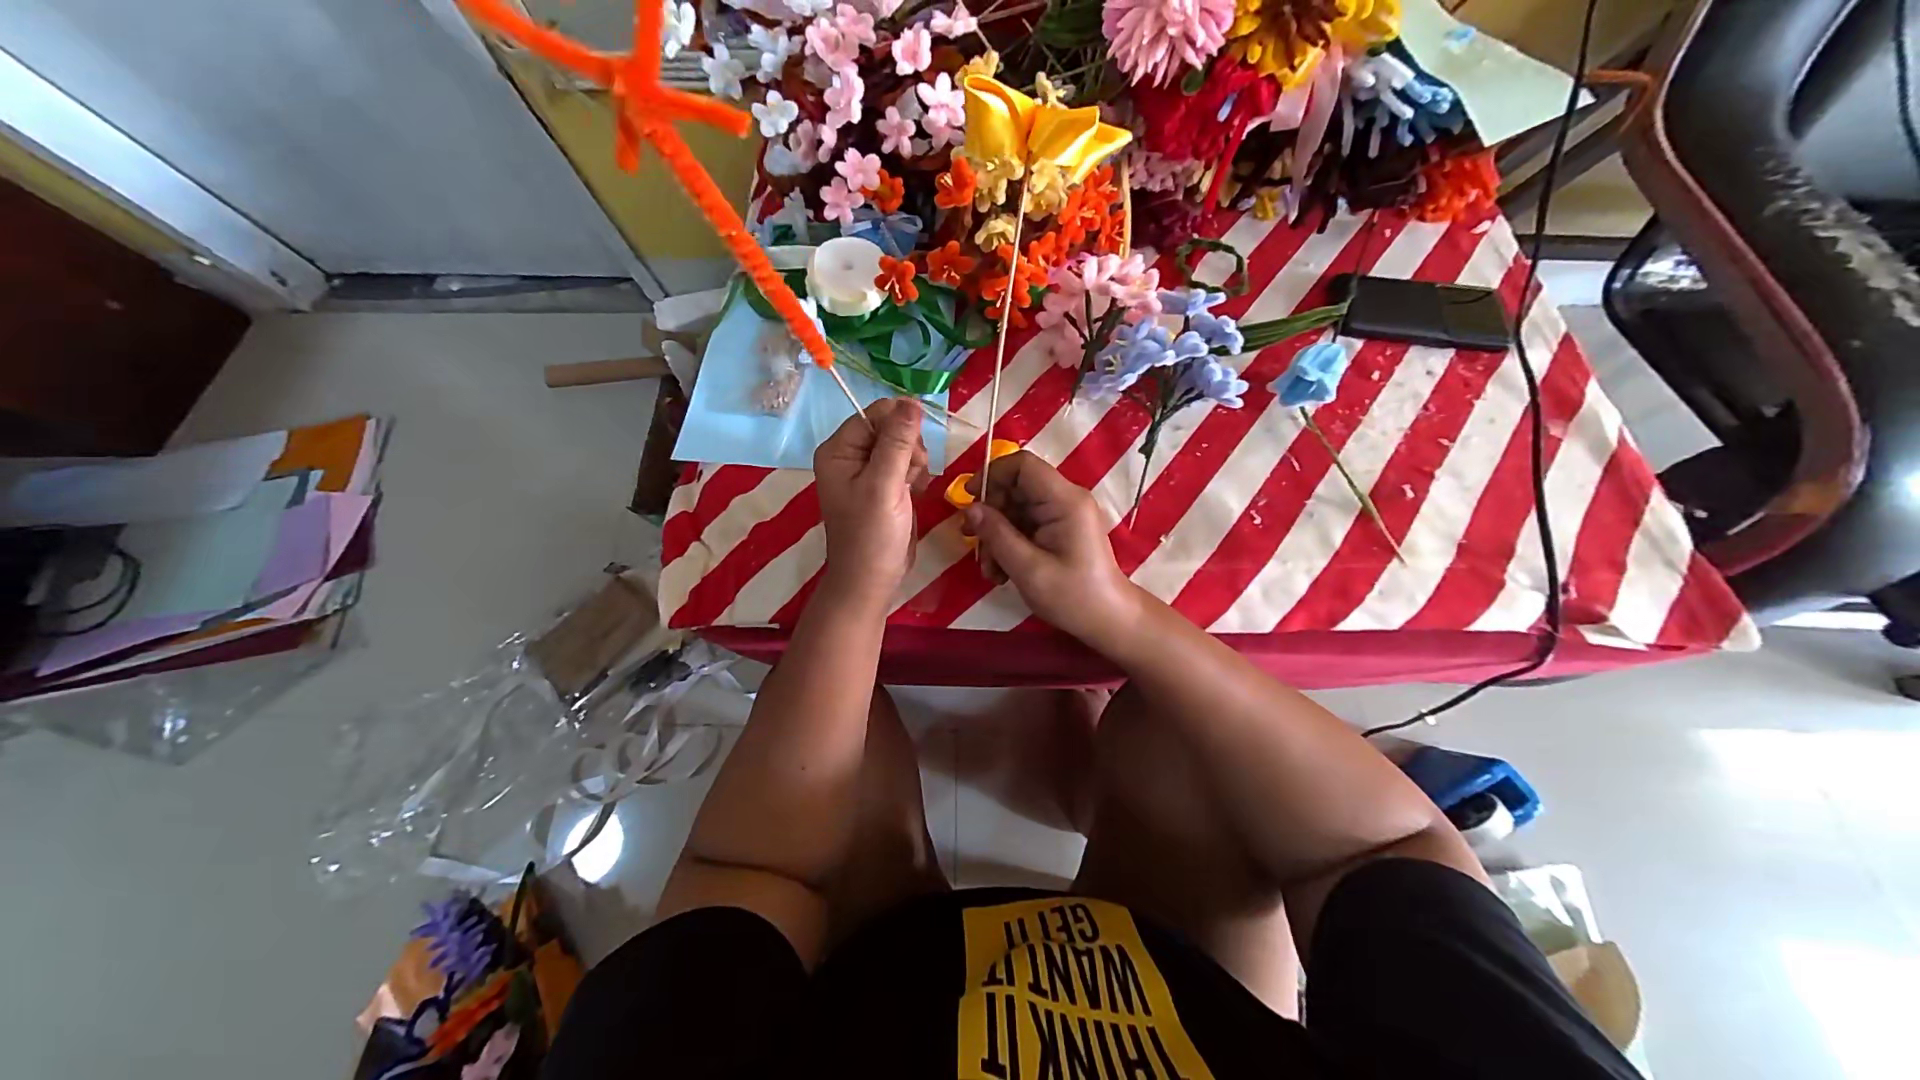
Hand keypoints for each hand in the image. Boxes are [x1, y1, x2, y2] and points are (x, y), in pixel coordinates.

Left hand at [814, 398, 928, 604]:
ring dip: (915, 461)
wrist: (872, 580)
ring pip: (903, 444)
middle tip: (910, 475)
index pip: (874, 414)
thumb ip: (897, 442)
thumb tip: (912, 402)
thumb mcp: (883, 485)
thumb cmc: (871, 535)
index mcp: (838, 450)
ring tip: (912, 487)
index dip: (899, 425)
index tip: (914, 450)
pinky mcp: (885, 485)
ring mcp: (867, 471)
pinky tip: (915, 492)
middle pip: (891, 426)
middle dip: (909, 446)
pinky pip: (906, 463)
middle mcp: (850, 456)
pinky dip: (916, 474)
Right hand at [961, 451, 1141, 645]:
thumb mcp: (1028, 568)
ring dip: (996, 535)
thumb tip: (971, 509)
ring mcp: (1063, 514)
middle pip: (1016, 487)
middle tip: (972, 542)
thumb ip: (997, 534)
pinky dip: (1009, 544)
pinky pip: (1025, 524)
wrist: (1107, 620)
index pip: (1023, 465)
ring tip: (991, 570)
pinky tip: (1002, 572)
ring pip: (1016, 508)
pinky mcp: (1059, 529)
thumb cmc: (1072, 596)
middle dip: (991, 514)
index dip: (992, 474)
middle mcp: (1065, 499)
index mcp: (1065, 501)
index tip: (969, 499)